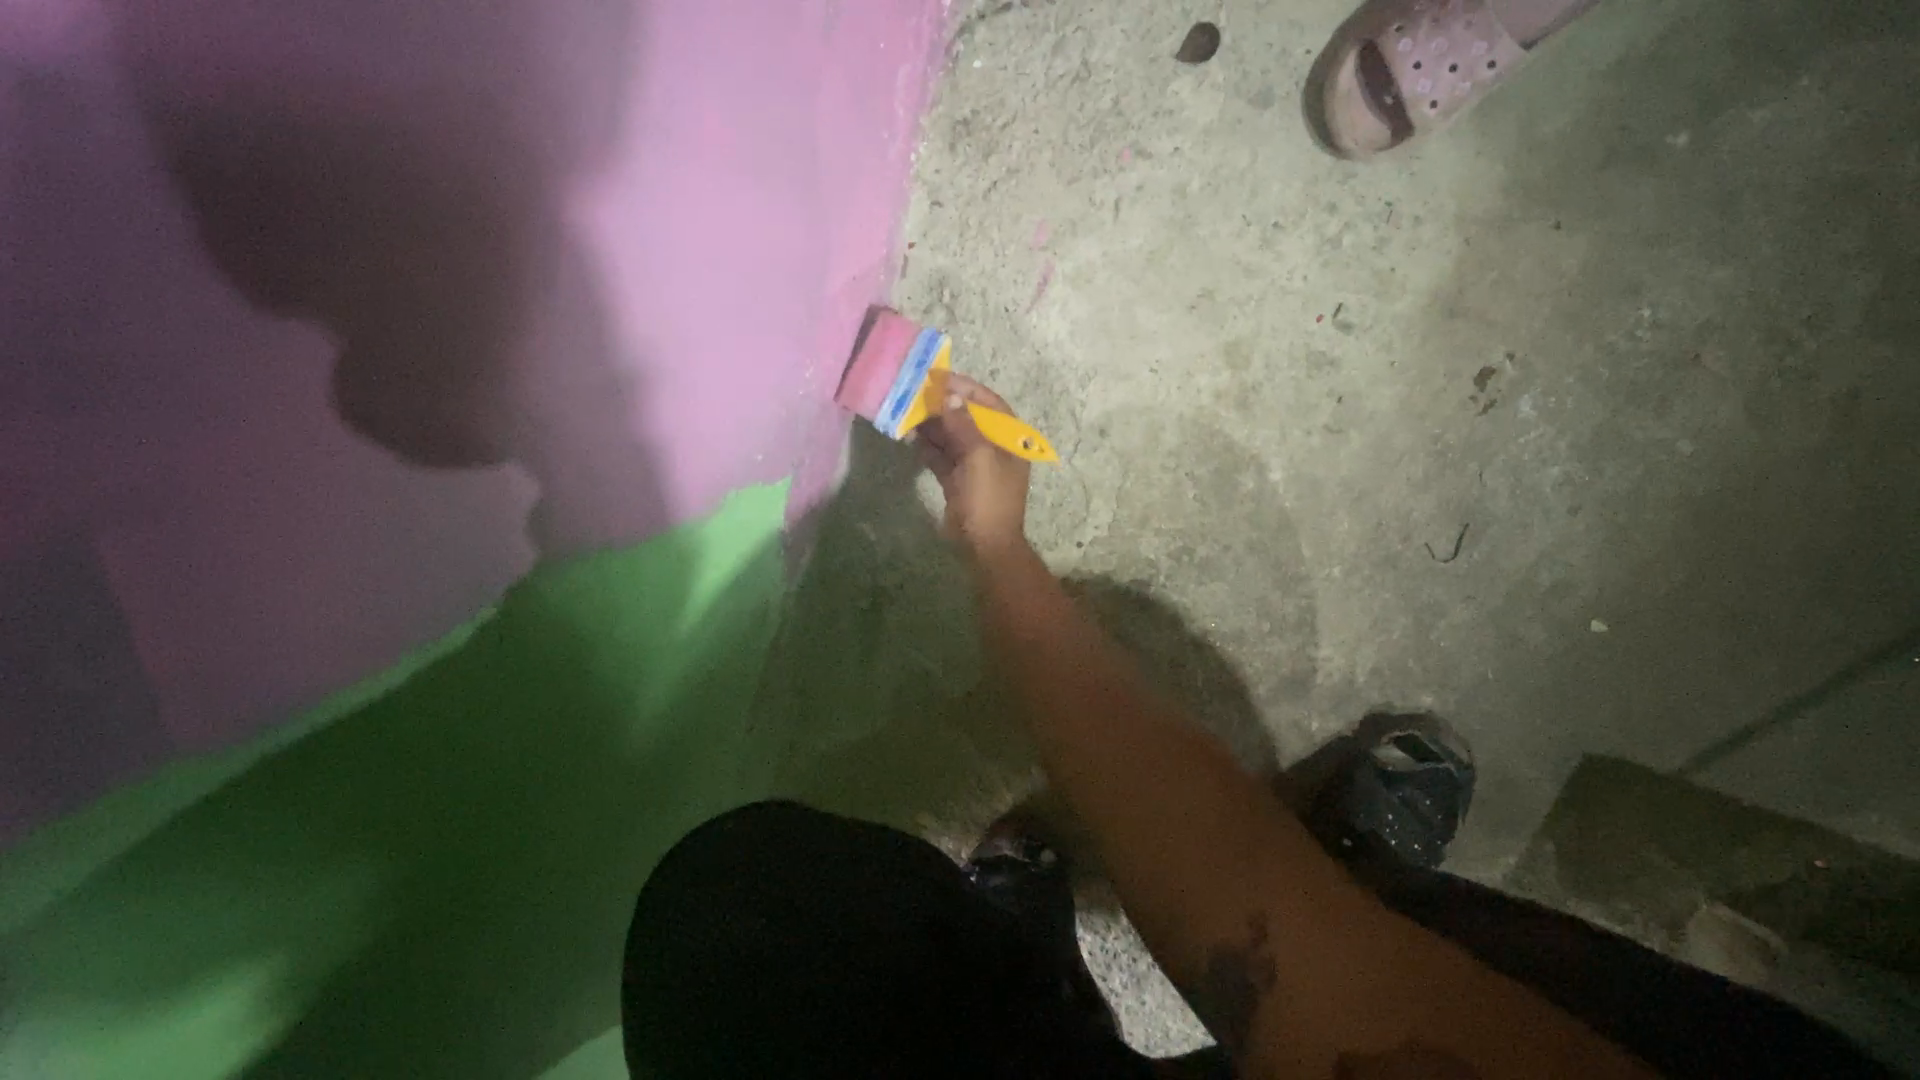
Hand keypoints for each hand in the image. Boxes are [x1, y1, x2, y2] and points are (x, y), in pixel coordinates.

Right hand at [917, 374, 1032, 558]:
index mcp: (1010, 440)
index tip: (941, 378)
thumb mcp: (979, 457)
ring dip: (933, 425)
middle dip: (945, 406)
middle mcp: (994, 449)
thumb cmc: (988, 498)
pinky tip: (910, 436)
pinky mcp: (958, 481)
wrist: (985, 544)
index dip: (967, 389)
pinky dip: (928, 447)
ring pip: (953, 437)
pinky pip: (942, 457)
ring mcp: (976, 466)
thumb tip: (950, 398)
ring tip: (909, 412)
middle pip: (969, 418)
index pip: (990, 404)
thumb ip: (964, 424)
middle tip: (918, 394)